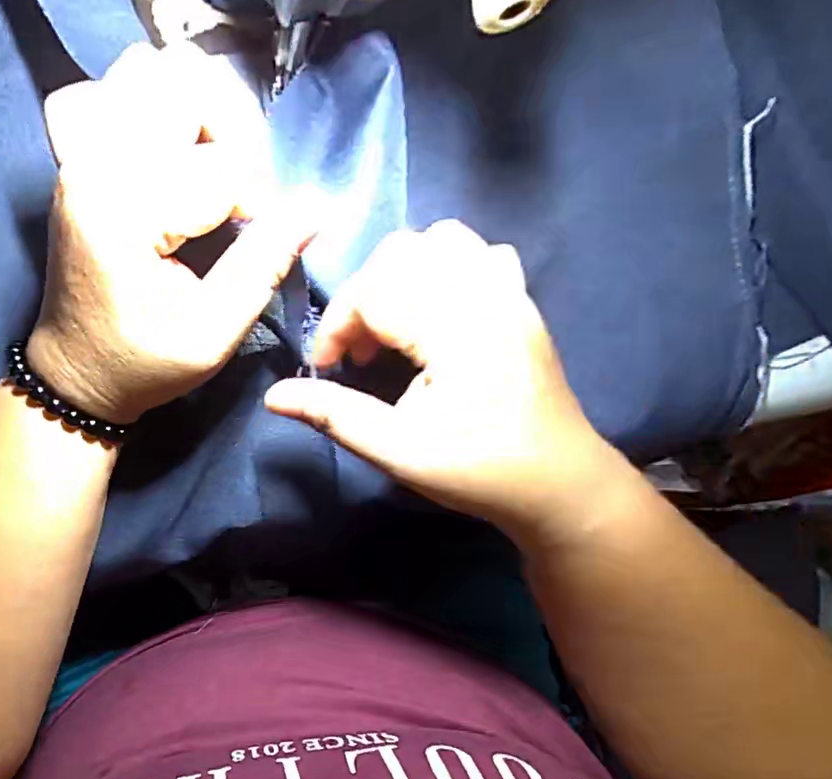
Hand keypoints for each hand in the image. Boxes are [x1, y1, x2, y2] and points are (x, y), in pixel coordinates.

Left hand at [26, 42, 316, 423]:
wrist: (78, 372)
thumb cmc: (143, 363)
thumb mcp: (213, 334)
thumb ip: (263, 268)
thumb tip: (313, 213)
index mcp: (125, 213)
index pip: (219, 164)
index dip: (258, 199)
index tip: (259, 238)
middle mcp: (94, 166)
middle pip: (181, 87)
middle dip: (232, 135)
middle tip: (242, 191)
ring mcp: (76, 155)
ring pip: (145, 76)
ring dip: (194, 112)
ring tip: (210, 168)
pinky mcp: (73, 158)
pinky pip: (109, 93)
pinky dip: (147, 109)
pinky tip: (166, 155)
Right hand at [264, 221, 640, 545]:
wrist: (556, 483)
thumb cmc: (476, 470)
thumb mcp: (398, 451)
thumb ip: (335, 416)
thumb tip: (275, 398)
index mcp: (453, 327)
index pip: (373, 291)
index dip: (336, 326)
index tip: (325, 369)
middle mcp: (484, 294)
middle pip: (402, 253)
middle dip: (364, 297)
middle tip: (359, 353)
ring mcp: (510, 292)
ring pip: (443, 241)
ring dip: (402, 276)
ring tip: (394, 328)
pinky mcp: (522, 302)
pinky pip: (479, 255)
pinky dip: (445, 270)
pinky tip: (438, 314)